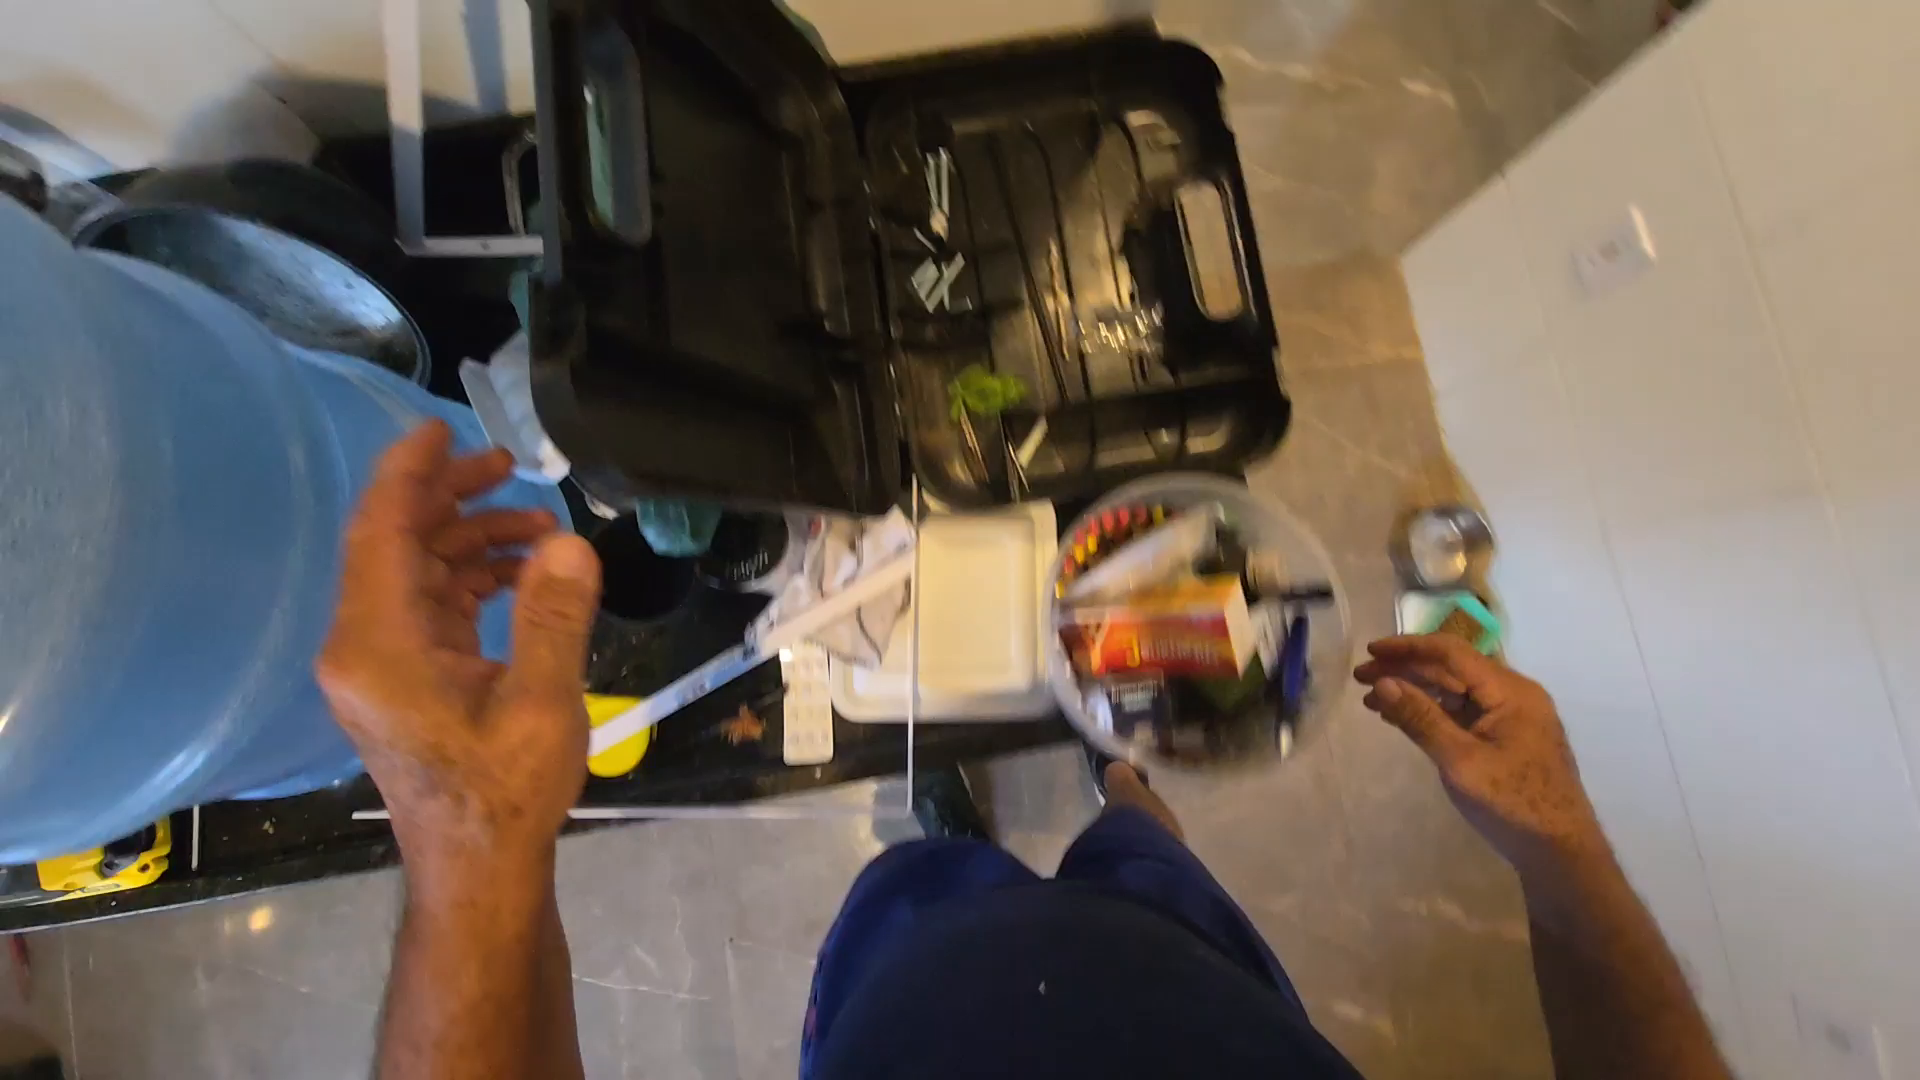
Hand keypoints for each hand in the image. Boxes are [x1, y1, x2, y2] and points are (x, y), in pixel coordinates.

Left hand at [317, 421, 601, 888]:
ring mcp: (384, 664)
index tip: (441, 429)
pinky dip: (477, 578)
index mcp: (380, 644)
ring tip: (541, 526)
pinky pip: (434, 605)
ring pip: (419, 573)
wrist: (480, 862)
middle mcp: (366, 645)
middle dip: (452, 499)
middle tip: (512, 468)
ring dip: (474, 541)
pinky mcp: (409, 678)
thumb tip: (568, 542)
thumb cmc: (505, 788)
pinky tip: (526, 574)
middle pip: (398, 545)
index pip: (382, 534)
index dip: (408, 475)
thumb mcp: (541, 700)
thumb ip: (552, 617)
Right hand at [1353, 635, 1604, 872]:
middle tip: (1361, 678)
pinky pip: (1458, 709)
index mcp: (1510, 692)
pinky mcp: (1502, 736)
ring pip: (1451, 688)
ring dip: (1411, 689)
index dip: (1408, 647)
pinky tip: (1398, 716)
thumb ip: (1420, 717)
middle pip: (1449, 668)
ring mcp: (1508, 716)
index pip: (1452, 652)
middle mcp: (1512, 695)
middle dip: (1403, 669)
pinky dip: (1427, 708)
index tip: (1369, 651)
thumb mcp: (1459, 760)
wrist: (1560, 854)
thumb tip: (1382, 682)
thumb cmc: (1512, 803)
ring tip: (1372, 699)